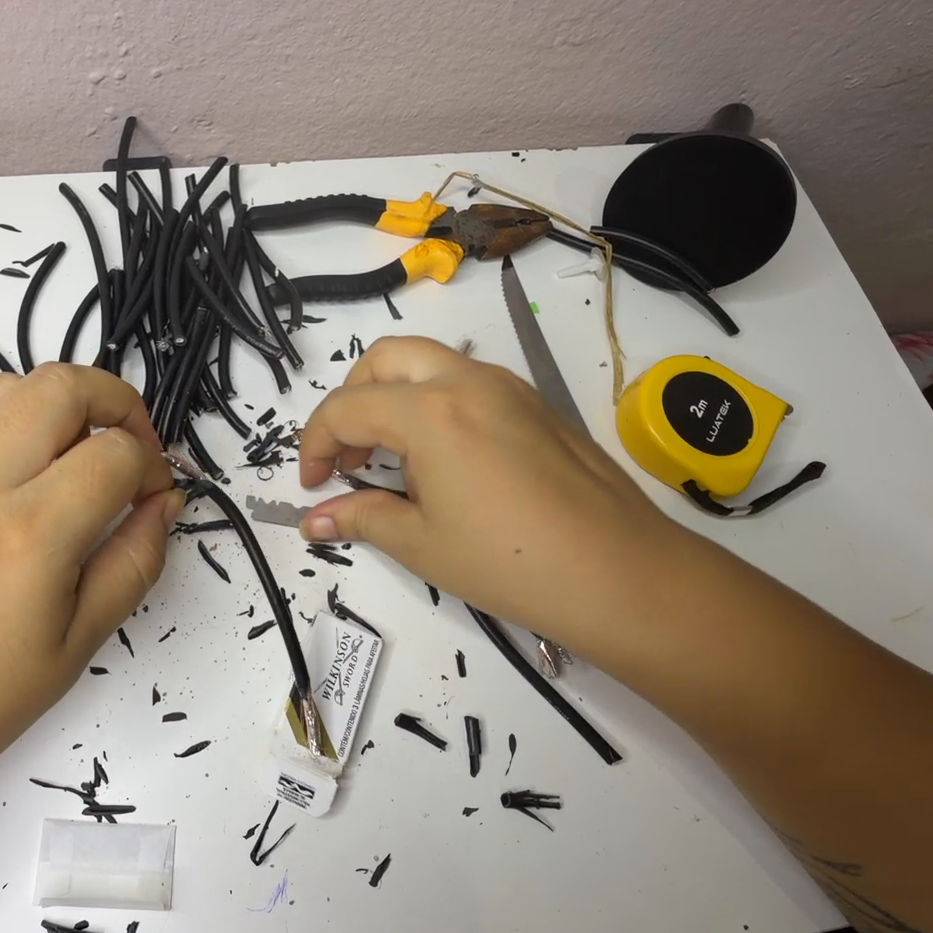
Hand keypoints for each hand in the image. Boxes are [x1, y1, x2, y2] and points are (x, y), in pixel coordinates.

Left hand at [0, 363, 180, 788]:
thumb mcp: (82, 639)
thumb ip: (135, 559)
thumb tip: (165, 502)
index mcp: (30, 533)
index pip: (114, 454)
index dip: (153, 469)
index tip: (156, 498)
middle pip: (63, 386)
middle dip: (118, 402)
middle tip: (133, 448)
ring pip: (15, 382)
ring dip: (65, 400)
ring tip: (83, 447)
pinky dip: (19, 411)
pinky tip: (34, 459)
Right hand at [296, 337, 685, 647]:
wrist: (621, 573)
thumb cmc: (509, 561)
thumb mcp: (421, 543)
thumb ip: (360, 518)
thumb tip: (313, 521)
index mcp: (429, 411)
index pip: (347, 408)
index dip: (315, 445)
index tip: (310, 485)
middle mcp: (466, 380)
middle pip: (384, 359)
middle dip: (351, 399)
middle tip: (348, 454)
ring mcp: (507, 387)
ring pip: (429, 362)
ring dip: (392, 396)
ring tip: (390, 458)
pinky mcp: (535, 403)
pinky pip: (465, 381)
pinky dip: (432, 403)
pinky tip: (441, 460)